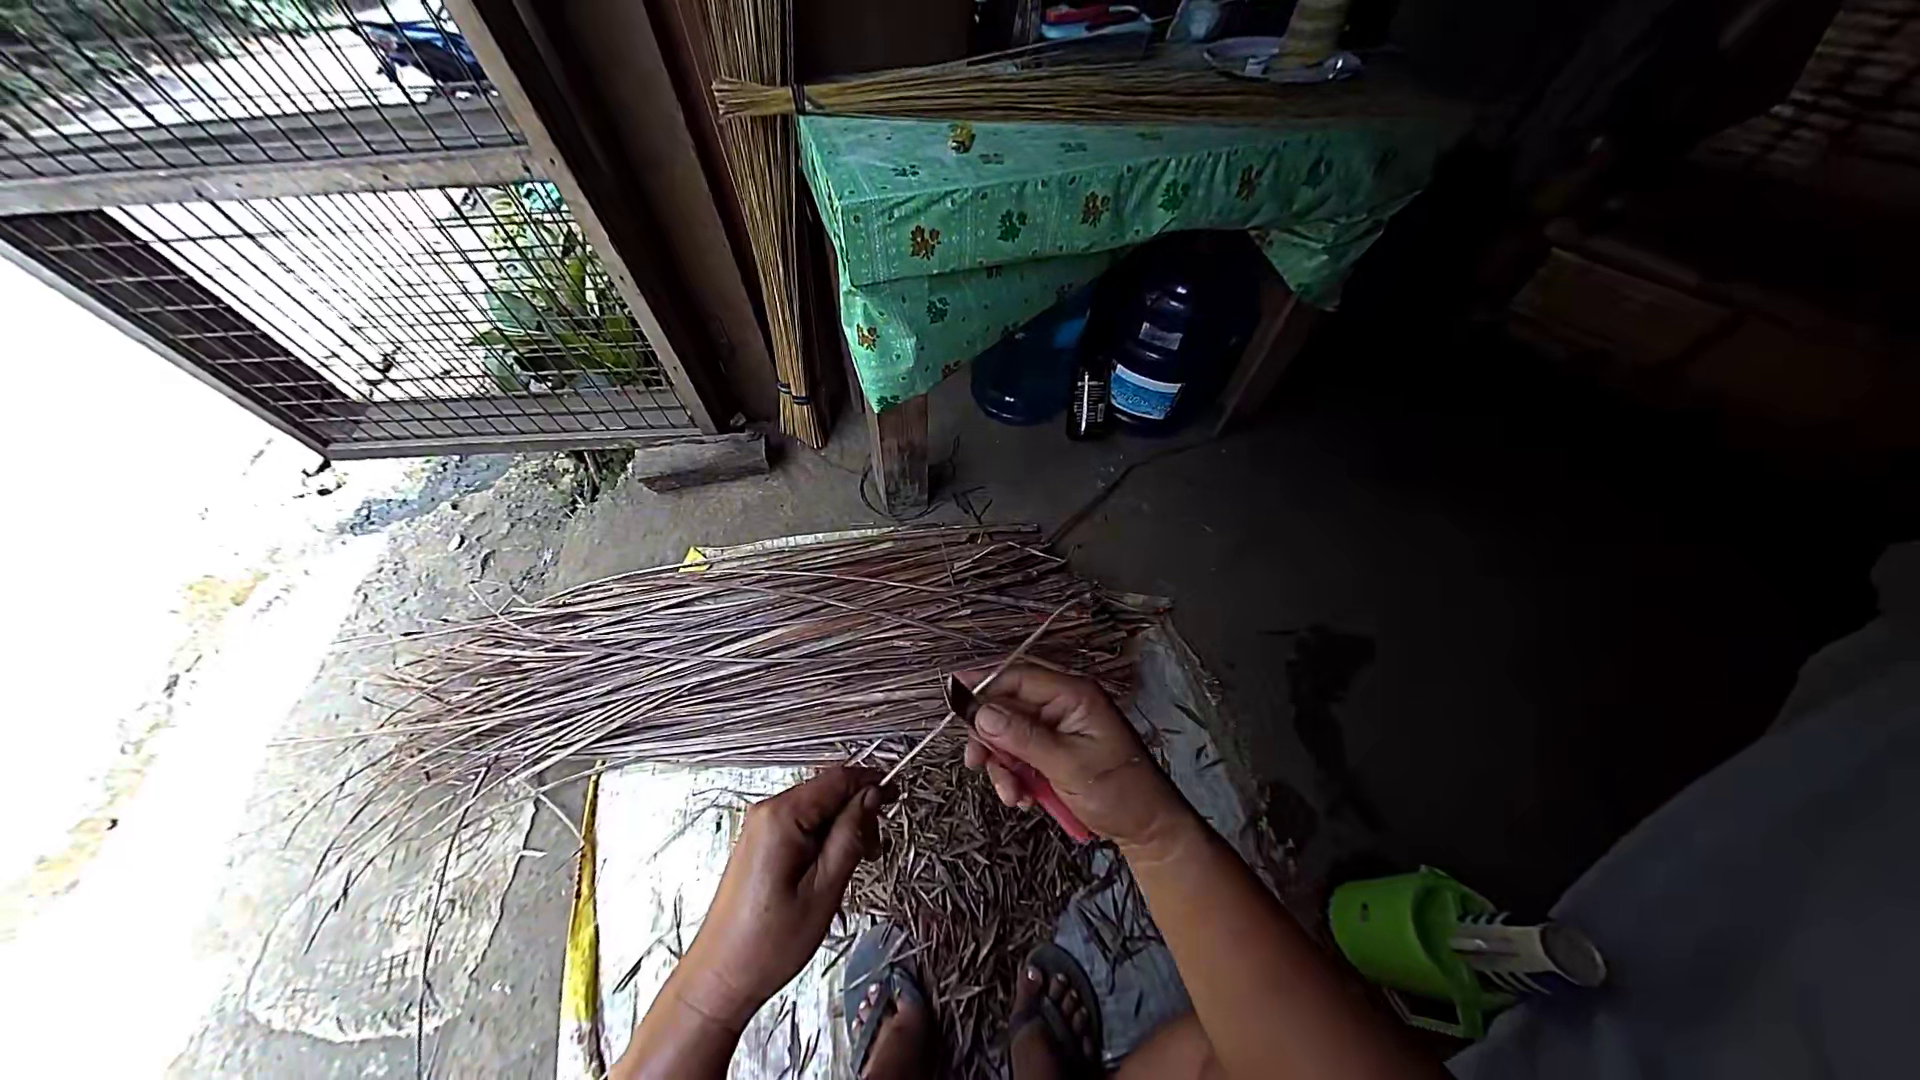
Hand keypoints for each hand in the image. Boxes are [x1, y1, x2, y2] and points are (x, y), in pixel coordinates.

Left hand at [674, 767, 891, 1028]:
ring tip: (858, 862)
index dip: (871, 782)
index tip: (897, 795)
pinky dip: (825, 836)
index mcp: (782, 816)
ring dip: (844, 825)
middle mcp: (768, 811)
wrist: (720, 980)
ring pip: (817, 807)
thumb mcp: (824, 889)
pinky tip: (834, 864)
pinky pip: (803, 823)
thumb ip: (850, 835)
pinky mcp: (761, 842)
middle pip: (827, 790)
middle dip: (858, 810)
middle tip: (875, 848)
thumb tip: (872, 795)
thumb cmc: (770, 943)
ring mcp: (761, 825)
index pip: (837, 778)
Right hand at [962, 665, 1188, 851]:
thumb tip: (981, 713)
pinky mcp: (1051, 752)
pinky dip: (1013, 776)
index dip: (984, 682)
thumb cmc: (1118, 791)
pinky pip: (1018, 756)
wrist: (1147, 829)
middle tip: (977, 762)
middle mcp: (1061, 706)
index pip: (1019, 676)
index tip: (953, 694)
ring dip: (1002, 764)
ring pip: (1008, 735)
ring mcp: (1055, 730)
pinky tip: (1021, 797)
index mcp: (1073, 695)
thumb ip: (1023, 738)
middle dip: (990, 737)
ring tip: (1012, 794)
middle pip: (1008, 707)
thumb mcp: (1067, 764)